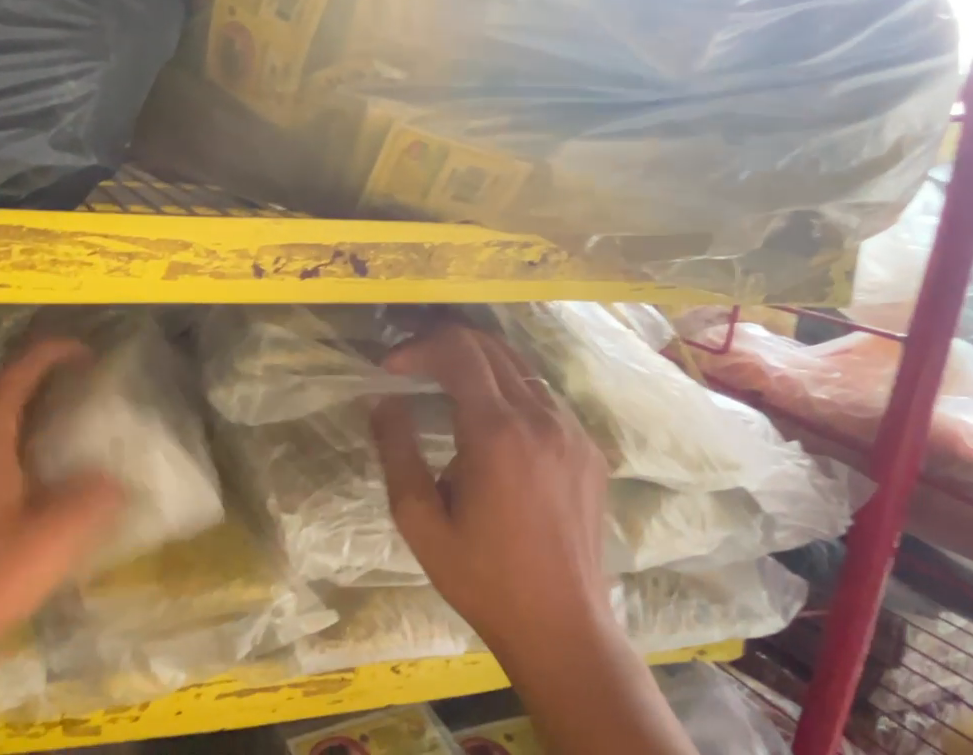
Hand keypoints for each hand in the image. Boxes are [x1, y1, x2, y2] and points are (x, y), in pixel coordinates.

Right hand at [369, 323, 613, 653]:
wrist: (561, 627)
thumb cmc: (480, 576)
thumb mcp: (417, 518)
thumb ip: (395, 448)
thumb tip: (382, 398)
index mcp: (497, 432)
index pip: (459, 350)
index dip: (417, 347)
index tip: (389, 368)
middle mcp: (542, 420)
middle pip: (490, 347)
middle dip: (443, 345)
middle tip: (409, 367)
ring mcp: (574, 433)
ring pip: (520, 367)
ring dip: (477, 364)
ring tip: (443, 386)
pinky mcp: (590, 451)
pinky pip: (544, 397)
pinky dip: (508, 389)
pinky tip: (487, 422)